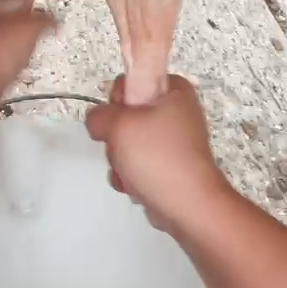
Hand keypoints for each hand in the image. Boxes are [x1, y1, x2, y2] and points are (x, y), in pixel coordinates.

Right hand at [86, 75, 231, 230]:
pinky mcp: (170, 165)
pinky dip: (131, 174)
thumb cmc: (158, 157)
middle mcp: (177, 111)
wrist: (189, 207)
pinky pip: (138, 162)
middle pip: (126, 114)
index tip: (120, 118)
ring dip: (120, 159)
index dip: (119, 100)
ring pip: (128, 141)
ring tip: (129, 172)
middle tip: (122, 148)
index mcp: (174, 90)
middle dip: (117, 137)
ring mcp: (174, 140)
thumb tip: (98, 122)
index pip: (132, 79)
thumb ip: (98, 115)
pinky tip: (135, 186)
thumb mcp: (119, 125)